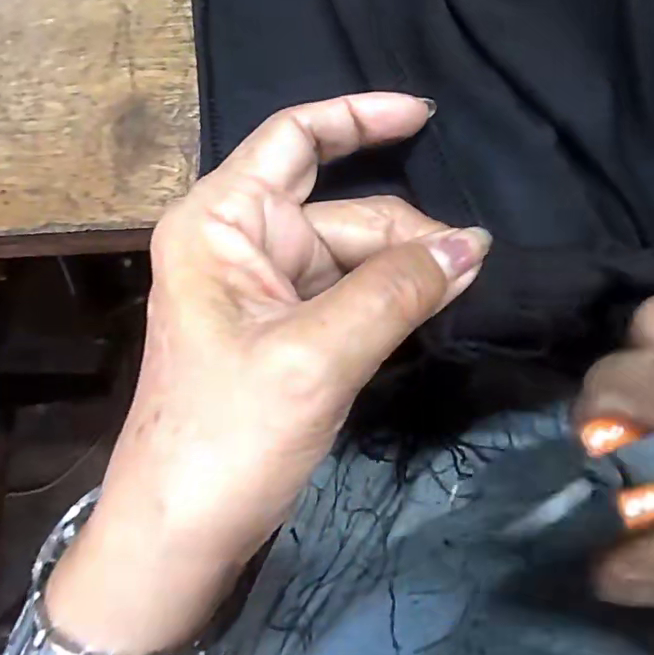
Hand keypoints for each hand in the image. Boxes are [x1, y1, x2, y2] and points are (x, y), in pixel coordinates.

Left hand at [45, 93, 490, 654]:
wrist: (181, 539)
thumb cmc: (226, 438)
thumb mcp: (317, 356)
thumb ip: (397, 290)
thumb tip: (473, 244)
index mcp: (222, 222)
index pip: (295, 139)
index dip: (359, 117)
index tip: (424, 115)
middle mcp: (243, 242)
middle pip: (343, 207)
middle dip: (407, 229)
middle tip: (471, 259)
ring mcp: (268, 287)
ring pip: (358, 253)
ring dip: (409, 268)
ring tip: (462, 284)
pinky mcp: (290, 327)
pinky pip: (355, 290)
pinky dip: (396, 294)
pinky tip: (434, 301)